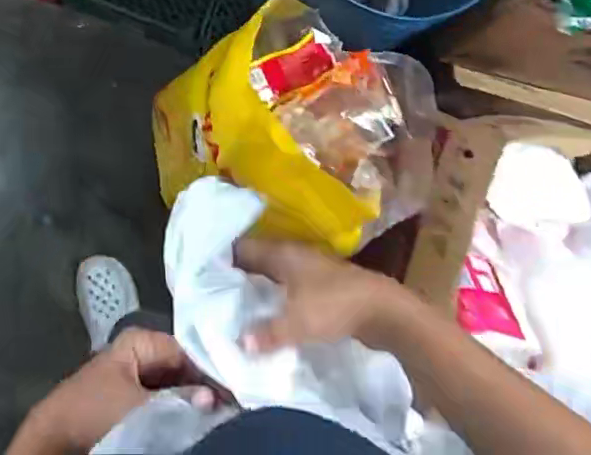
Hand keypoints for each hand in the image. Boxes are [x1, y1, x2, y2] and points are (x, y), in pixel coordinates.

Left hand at [11, 328, 219, 454]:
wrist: (59, 439)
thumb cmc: (98, 414)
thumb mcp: (144, 410)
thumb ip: (182, 402)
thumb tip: (219, 399)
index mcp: (140, 341)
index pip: (189, 349)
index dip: (214, 371)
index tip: (242, 394)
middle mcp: (140, 353)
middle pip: (185, 368)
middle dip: (207, 389)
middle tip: (237, 412)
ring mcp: (138, 378)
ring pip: (178, 389)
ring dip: (196, 406)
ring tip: (224, 421)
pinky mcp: (135, 402)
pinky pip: (167, 404)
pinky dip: (182, 415)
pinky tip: (201, 429)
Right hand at [232, 238, 417, 354]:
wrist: (386, 310)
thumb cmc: (335, 305)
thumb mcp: (299, 322)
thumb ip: (269, 332)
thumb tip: (240, 342)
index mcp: (279, 252)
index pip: (241, 247)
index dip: (222, 255)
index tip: (204, 268)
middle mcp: (291, 253)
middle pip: (257, 256)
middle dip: (239, 269)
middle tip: (217, 285)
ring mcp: (309, 266)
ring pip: (274, 269)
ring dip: (260, 280)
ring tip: (241, 297)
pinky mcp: (323, 282)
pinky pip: (290, 281)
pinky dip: (278, 290)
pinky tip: (274, 305)